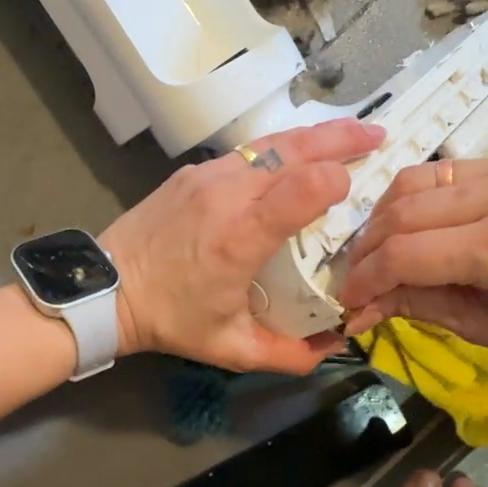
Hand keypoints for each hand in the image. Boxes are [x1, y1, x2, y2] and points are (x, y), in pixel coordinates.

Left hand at [101, 118, 384, 373]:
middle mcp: (225, 197)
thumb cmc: (171, 320)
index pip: (295, 191)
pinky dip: (281, 148)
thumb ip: (290, 353)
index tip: (353, 185)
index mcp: (237, 240)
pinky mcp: (192, 173)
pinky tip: (299, 152)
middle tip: (379, 134)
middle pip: (290, 152)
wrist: (108, 290)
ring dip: (314, 137)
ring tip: (351, 132)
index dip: (333, 180)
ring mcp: (206, 178)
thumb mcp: (232, 349)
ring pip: (270, 144)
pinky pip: (247, 152)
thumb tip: (336, 344)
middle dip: (339, 139)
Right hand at [335, 154, 487, 367]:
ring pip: (414, 181)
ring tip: (378, 251)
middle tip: (356, 278)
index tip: (346, 300)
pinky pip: (443, 173)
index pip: (403, 254)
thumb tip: (362, 307)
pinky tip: (412, 226)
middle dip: (366, 248)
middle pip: (400, 211)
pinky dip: (415, 198)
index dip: (364, 279)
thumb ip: (422, 307)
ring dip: (384, 217)